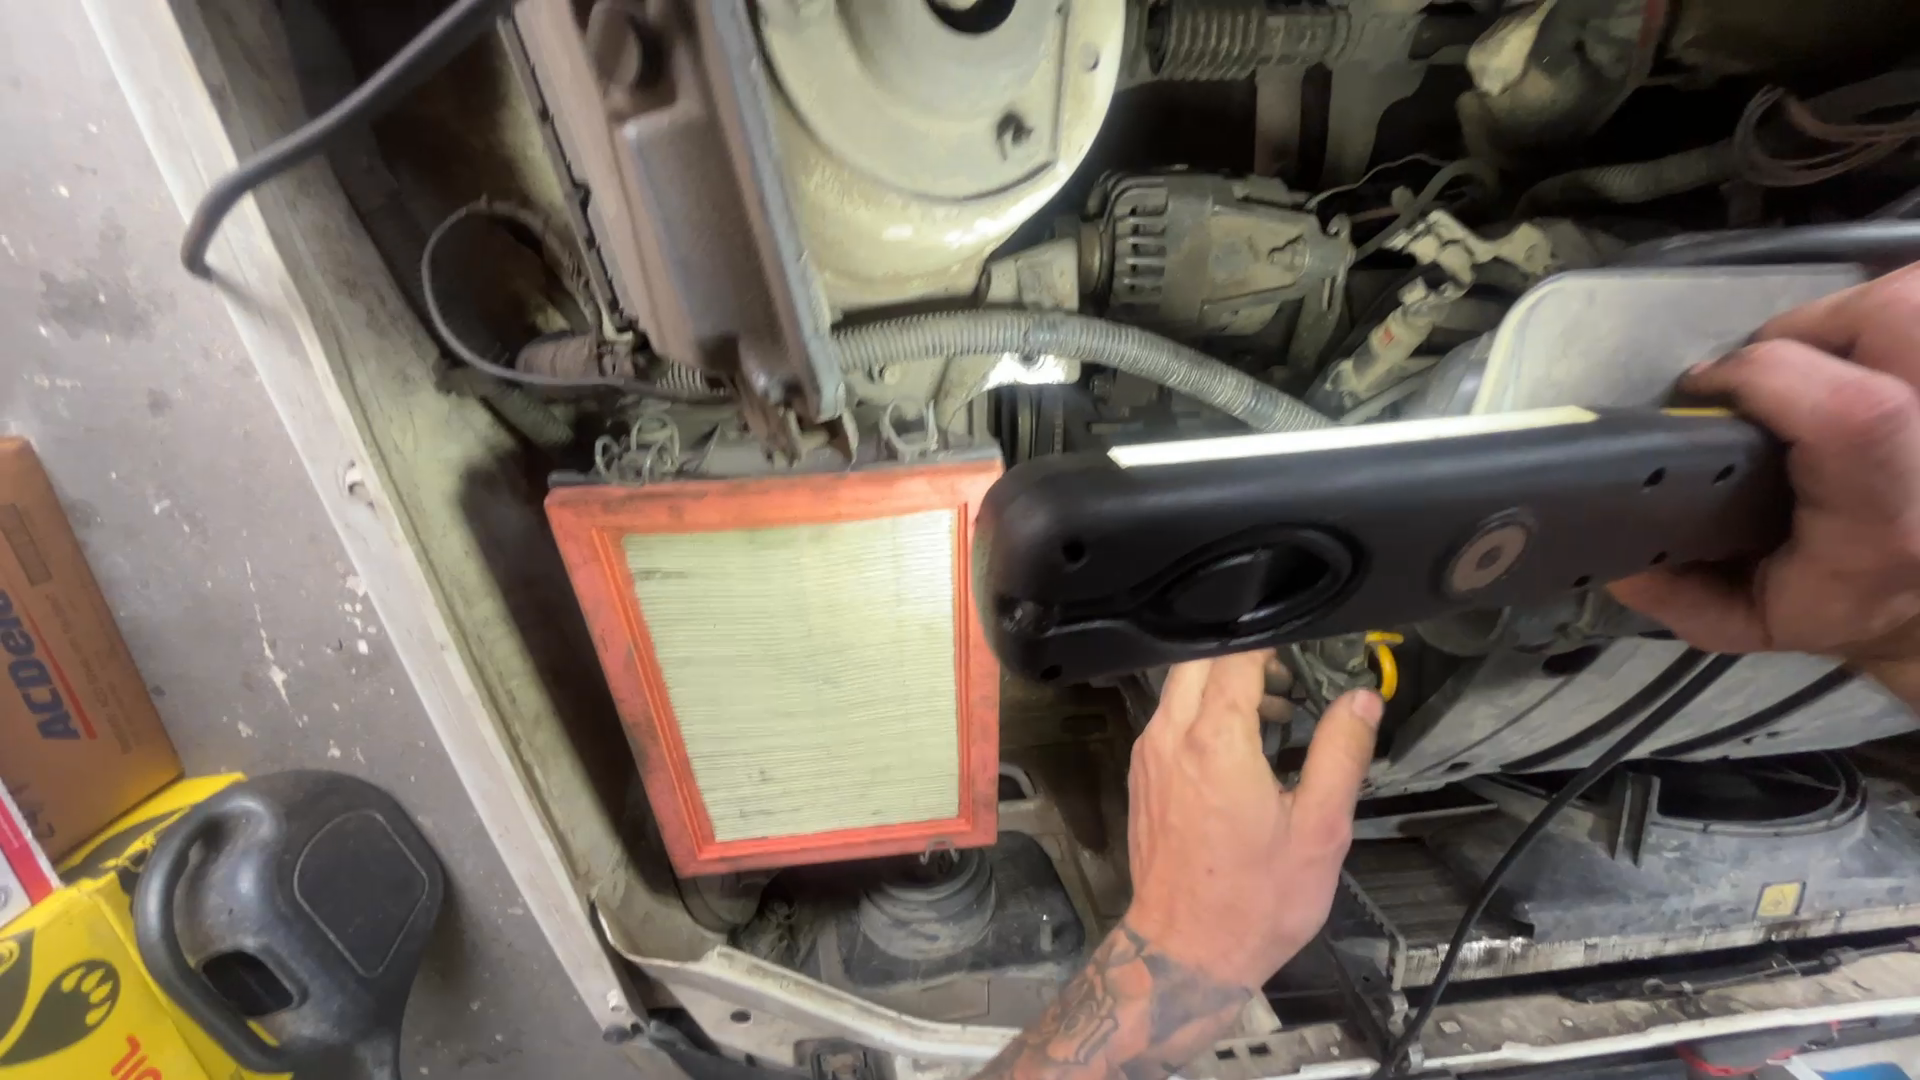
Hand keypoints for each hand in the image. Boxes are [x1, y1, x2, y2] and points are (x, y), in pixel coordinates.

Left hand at [1124, 652, 1381, 989]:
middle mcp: (1169, 734)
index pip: (1234, 657)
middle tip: (1289, 676)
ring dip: (1221, 683)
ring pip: (1178, 686)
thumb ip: (1341, 753)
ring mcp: (1147, 750)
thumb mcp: (1320, 828)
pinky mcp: (1142, 769)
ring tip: (1274, 712)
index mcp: (1214, 740)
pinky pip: (1169, 716)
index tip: (1302, 645)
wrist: (1186, 945)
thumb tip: (1361, 698)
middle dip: (1241, 655)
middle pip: (1196, 660)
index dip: (1269, 643)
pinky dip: (1201, 709)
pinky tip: (1239, 742)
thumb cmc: (1257, 896)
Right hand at [1611, 265, 1919, 700]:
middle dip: (1811, 324)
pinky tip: (1839, 362)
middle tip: (1762, 369)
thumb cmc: (1839, 604)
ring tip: (1802, 362)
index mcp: (1885, 517)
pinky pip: (1908, 314)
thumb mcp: (1743, 620)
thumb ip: (1677, 596)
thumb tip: (1619, 557)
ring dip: (1846, 317)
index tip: (1696, 389)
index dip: (1758, 374)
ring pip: (1909, 300)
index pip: (1853, 415)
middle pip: (1900, 316)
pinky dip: (1868, 327)